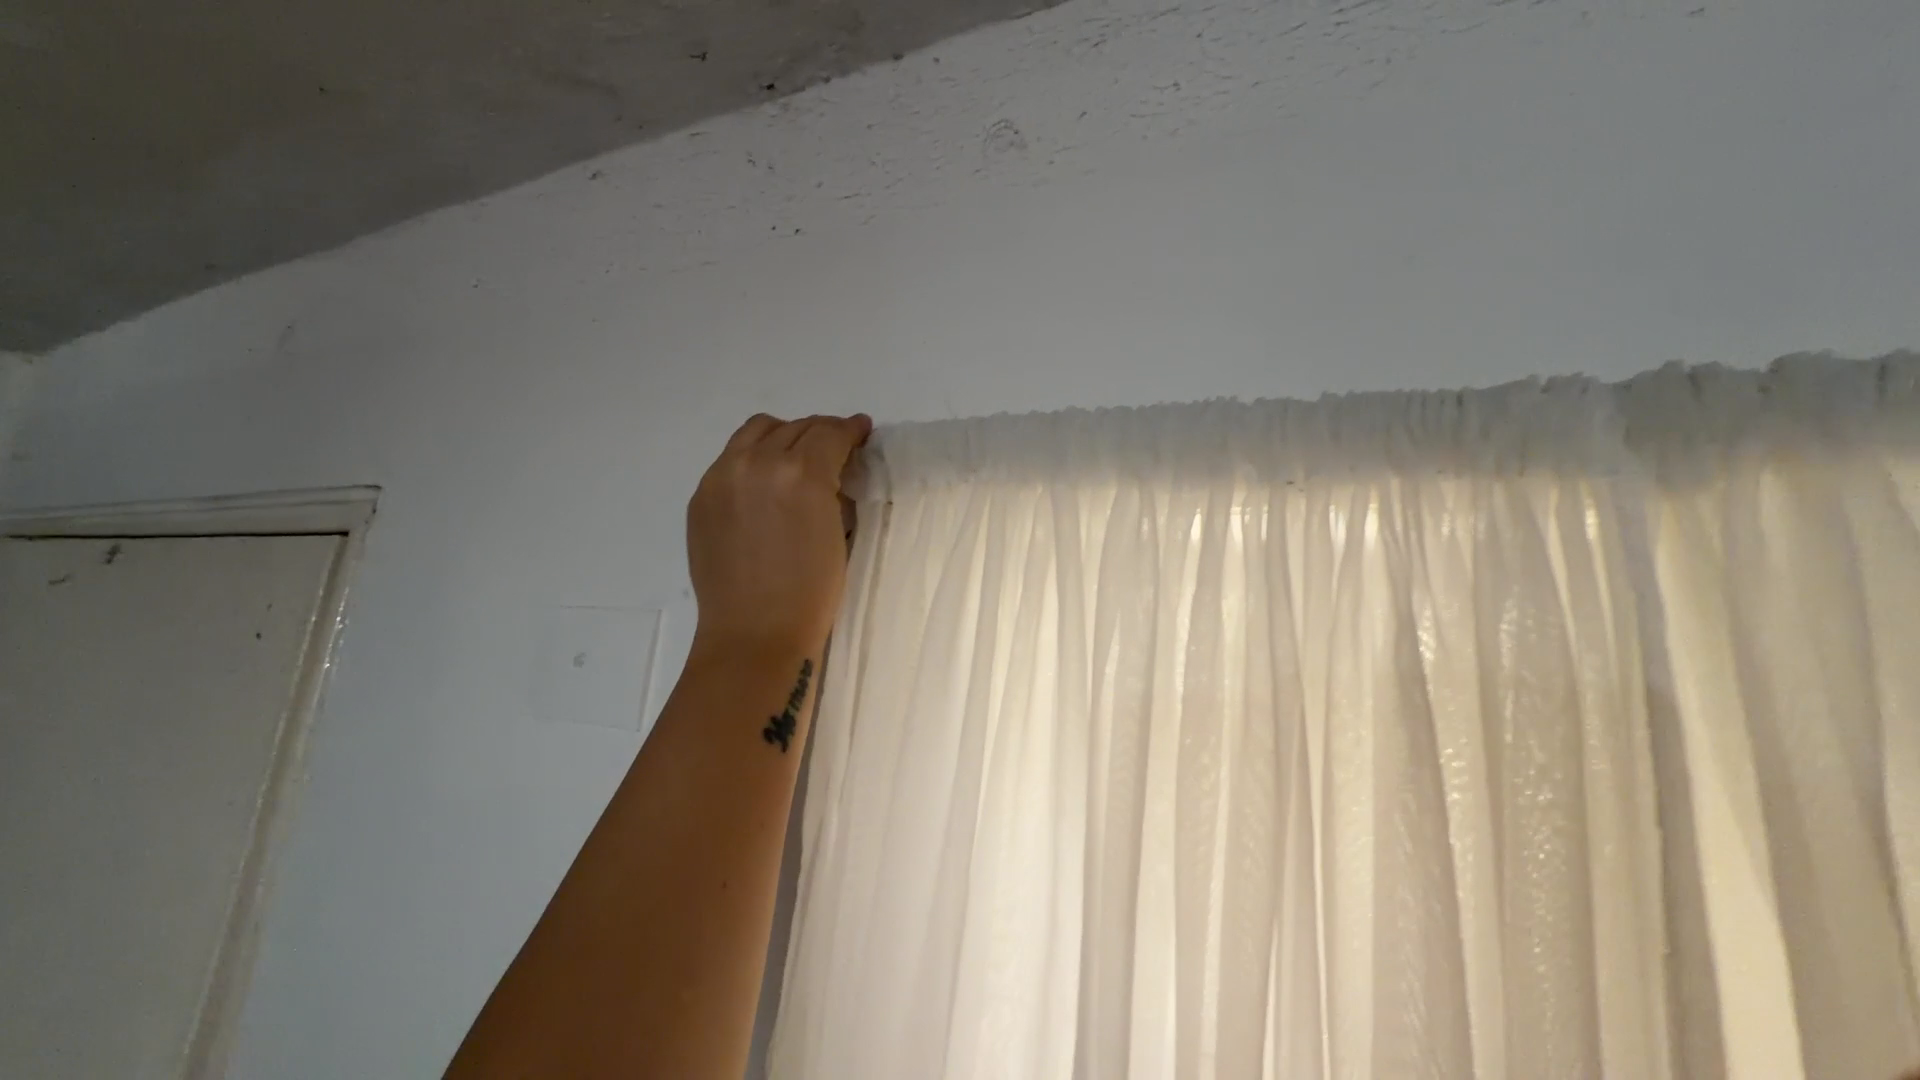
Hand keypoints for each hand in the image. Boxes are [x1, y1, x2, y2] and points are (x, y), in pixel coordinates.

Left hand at [686, 413, 871, 656]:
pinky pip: (731, 459)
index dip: (851, 430)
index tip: (860, 431)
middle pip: (796, 428)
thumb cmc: (811, 594)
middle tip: (835, 448)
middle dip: (821, 433)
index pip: (831, 434)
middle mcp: (758, 463)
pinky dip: (753, 459)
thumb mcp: (838, 535)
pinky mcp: (701, 496)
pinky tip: (763, 484)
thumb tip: (835, 472)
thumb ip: (835, 492)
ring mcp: (722, 477)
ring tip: (795, 457)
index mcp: (802, 474)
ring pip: (757, 432)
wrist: (754, 634)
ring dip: (783, 436)